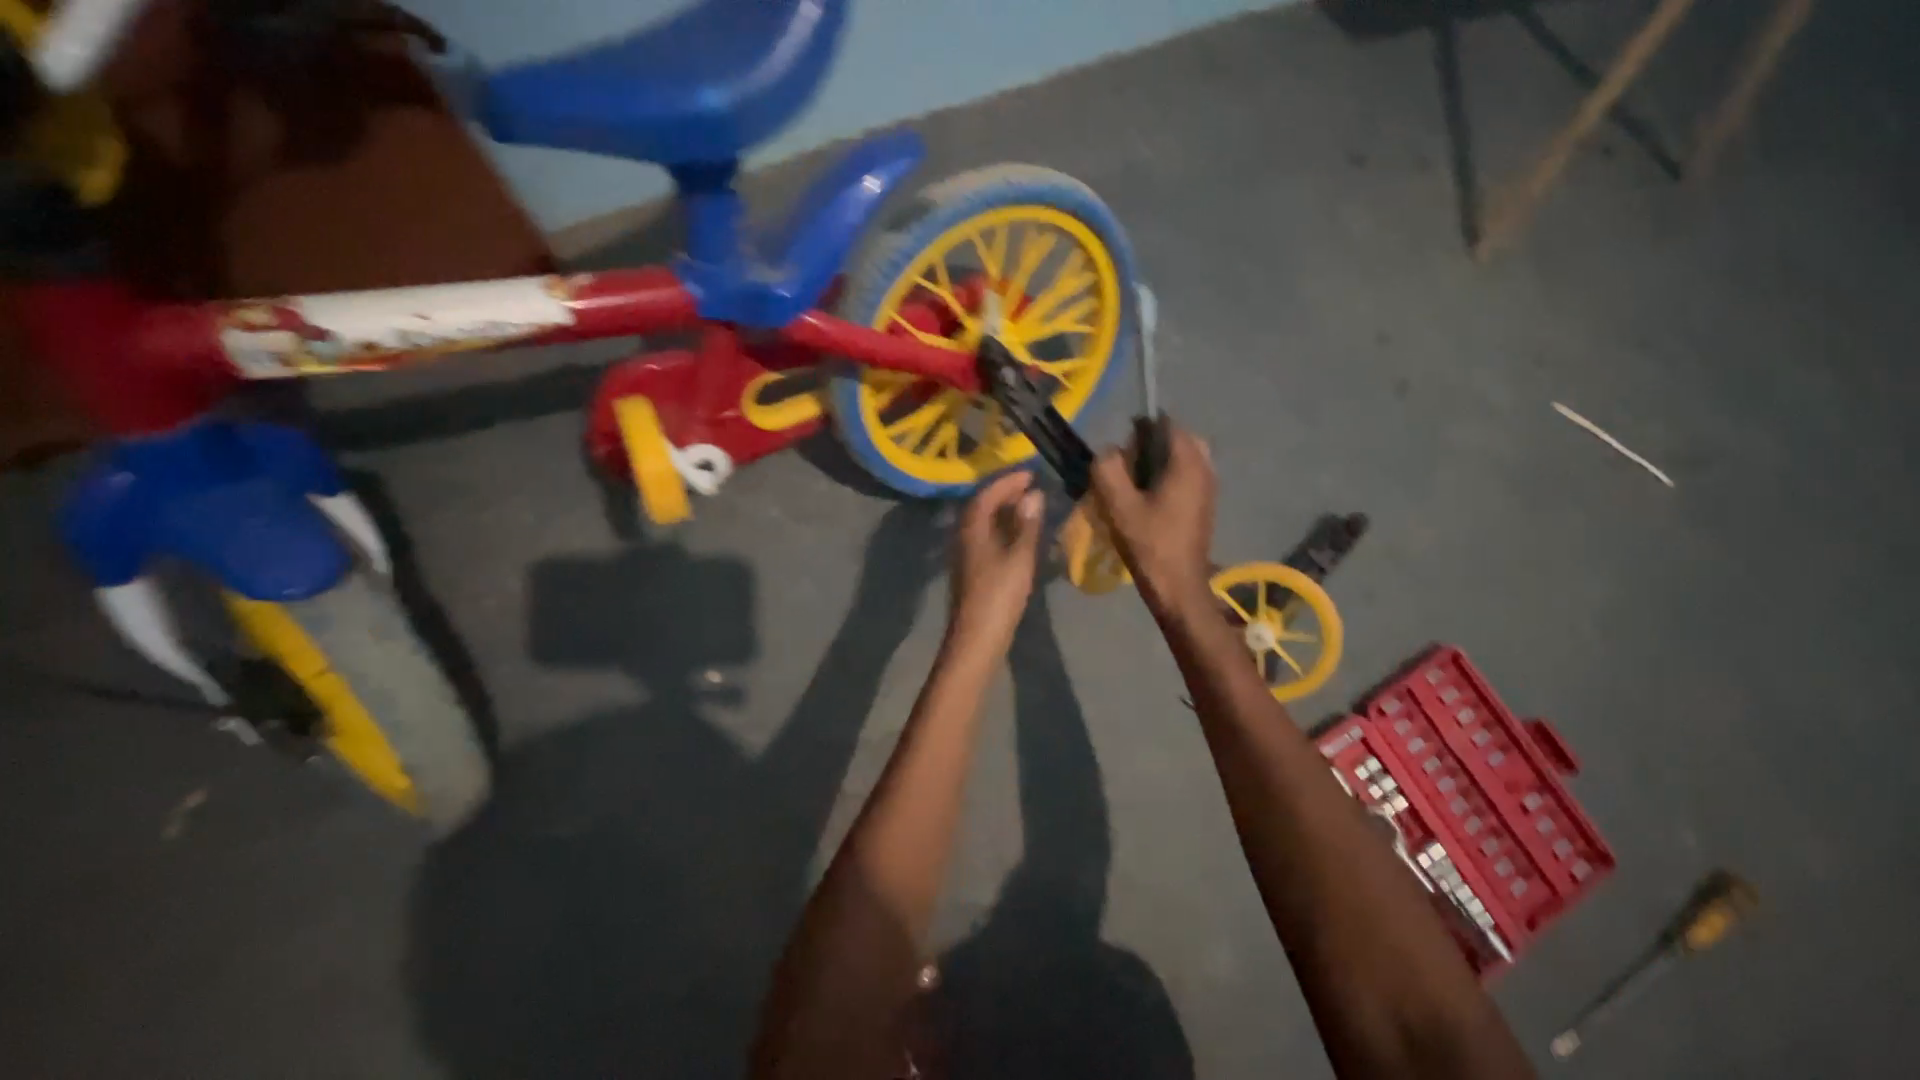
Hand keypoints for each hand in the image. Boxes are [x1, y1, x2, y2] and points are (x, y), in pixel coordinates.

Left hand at [948, 470, 1044, 650]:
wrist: (976, 639)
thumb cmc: (998, 596)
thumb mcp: (1019, 558)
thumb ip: (1027, 525)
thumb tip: (1034, 494)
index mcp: (972, 530)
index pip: (985, 495)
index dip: (1006, 481)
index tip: (1030, 473)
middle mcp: (964, 538)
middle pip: (981, 507)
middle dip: (1004, 493)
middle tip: (1030, 486)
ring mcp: (966, 556)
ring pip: (983, 523)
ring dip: (1003, 510)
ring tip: (1028, 505)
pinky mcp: (972, 571)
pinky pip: (986, 537)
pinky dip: (1002, 528)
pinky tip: (1018, 536)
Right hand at [1090, 424, 1215, 611]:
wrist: (1178, 586)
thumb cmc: (1150, 544)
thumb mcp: (1119, 505)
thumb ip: (1108, 469)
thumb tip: (1107, 451)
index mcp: (1188, 462)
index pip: (1166, 423)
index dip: (1139, 430)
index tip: (1121, 452)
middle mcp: (1205, 468)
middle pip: (1177, 439)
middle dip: (1151, 446)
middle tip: (1128, 468)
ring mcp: (1209, 487)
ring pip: (1183, 458)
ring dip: (1159, 464)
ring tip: (1136, 485)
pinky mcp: (1205, 504)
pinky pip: (1187, 476)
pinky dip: (1169, 478)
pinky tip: (1149, 501)